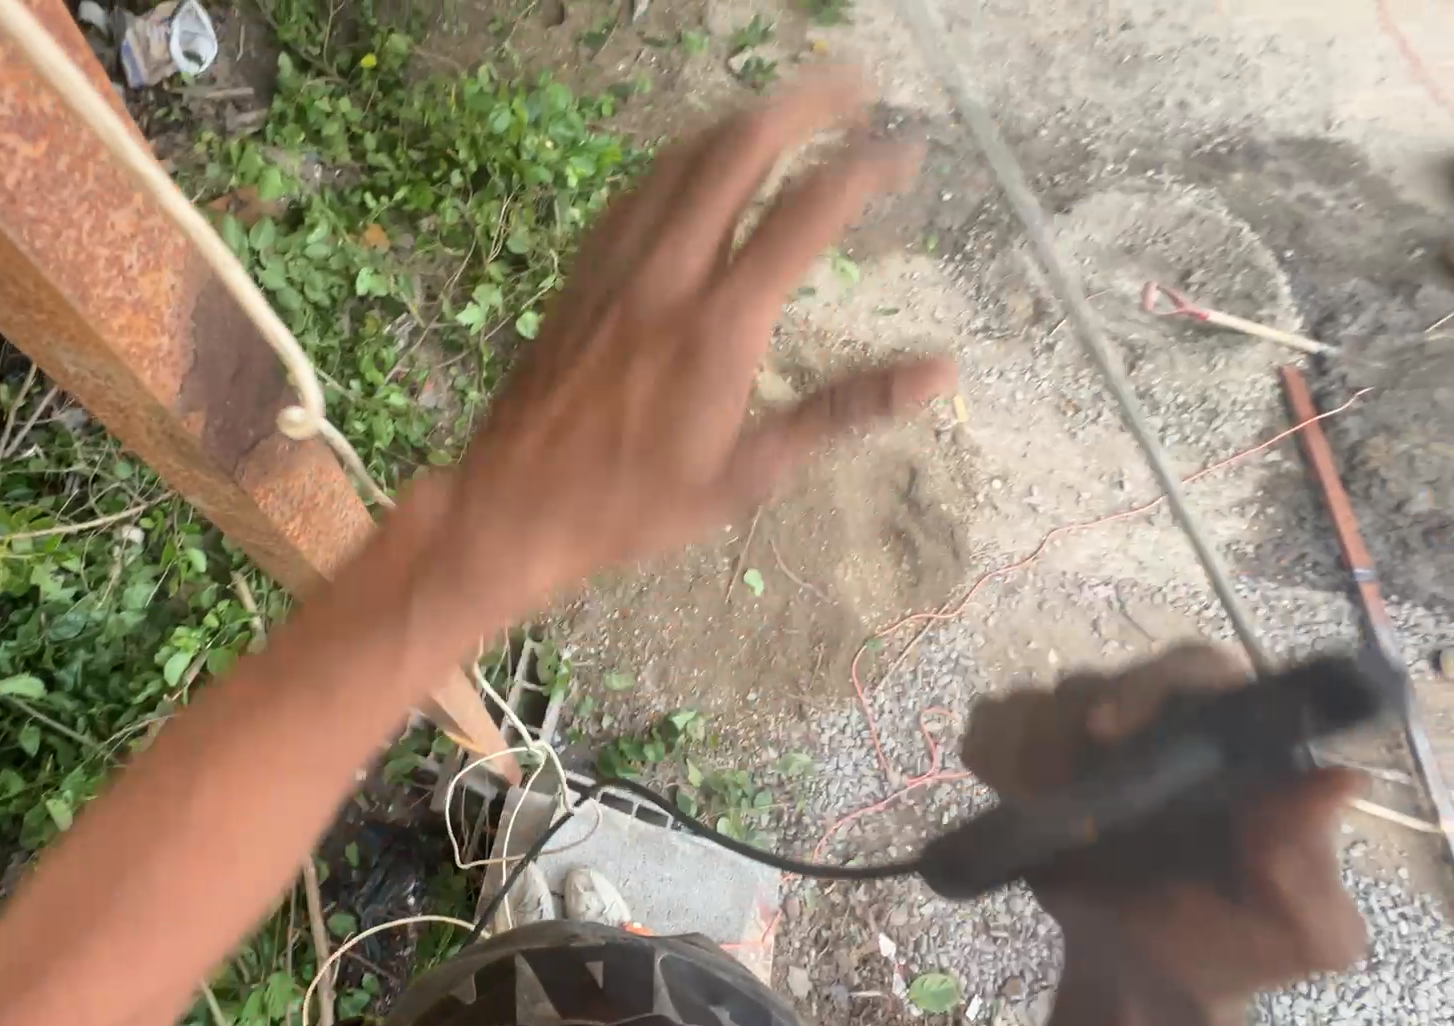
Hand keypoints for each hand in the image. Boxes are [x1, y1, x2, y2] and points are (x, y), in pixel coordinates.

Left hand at [425, 71, 954, 615]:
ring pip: (677, 162)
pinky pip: (629, 196)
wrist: (515, 504)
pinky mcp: (577, 279)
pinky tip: (690, 170)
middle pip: (737, 152)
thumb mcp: (744, 475)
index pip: (807, 214)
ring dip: (737, 123)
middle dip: (803, 105)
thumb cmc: (632, 505)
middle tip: (851, 89)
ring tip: (782, 115)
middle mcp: (665, 278)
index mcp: (718, 327)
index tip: (904, 152)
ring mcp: (612, 272)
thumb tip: (940, 372)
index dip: (866, 169)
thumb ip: (839, 411)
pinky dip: (673, 164)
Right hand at [963, 644, 1367, 1004]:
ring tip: (1033, 802)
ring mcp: (1082, 740)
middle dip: (1061, 732)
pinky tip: (1005, 792)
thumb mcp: (1299, 925)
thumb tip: (1337, 778)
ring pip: (1030, 697)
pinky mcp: (1025, 755)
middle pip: (1092, 680)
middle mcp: (1155, 730)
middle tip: (1058, 791)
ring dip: (1020, 748)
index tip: (1104, 732)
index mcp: (1230, 750)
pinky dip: (985, 750)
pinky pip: (987, 720)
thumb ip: (1304, 857)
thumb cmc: (1229, 945)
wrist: (1140, 971)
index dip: (1146, 682)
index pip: (1193, 670)